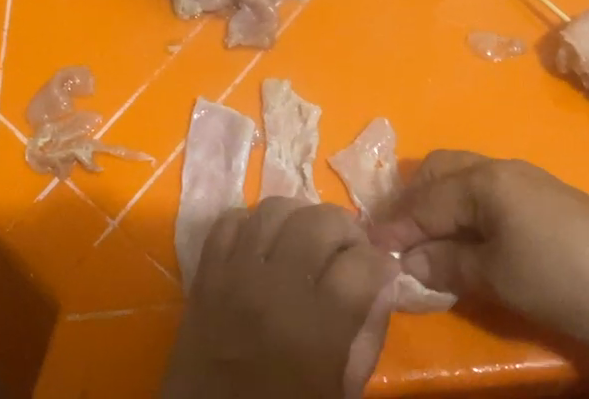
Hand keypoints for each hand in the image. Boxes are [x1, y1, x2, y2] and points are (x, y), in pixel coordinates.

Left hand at [162, 198, 400, 398]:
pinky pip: (231, 219)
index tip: (379, 272)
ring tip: (305, 241)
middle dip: (345, 229)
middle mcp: (277, 289)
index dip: (380, 263)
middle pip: (320, 221)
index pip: (364, 263)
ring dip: (300, 217)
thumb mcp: (342, 387)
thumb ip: (367, 334)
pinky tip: (264, 245)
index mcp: (318, 328)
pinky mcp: (205, 271)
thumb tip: (383, 282)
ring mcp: (235, 274)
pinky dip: (252, 223)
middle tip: (346, 251)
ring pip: (275, 208)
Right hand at [368, 152, 588, 348]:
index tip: (369, 248)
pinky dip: (466, 212)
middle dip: (413, 199)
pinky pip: (489, 195)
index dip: (395, 225)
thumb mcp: (498, 278)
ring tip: (427, 239)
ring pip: (466, 180)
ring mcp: (528, 182)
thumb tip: (409, 259)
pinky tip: (469, 240)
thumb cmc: (564, 278)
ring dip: (440, 204)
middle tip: (397, 236)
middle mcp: (501, 169)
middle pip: (441, 170)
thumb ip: (448, 264)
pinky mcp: (549, 202)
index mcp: (483, 180)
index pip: (424, 199)